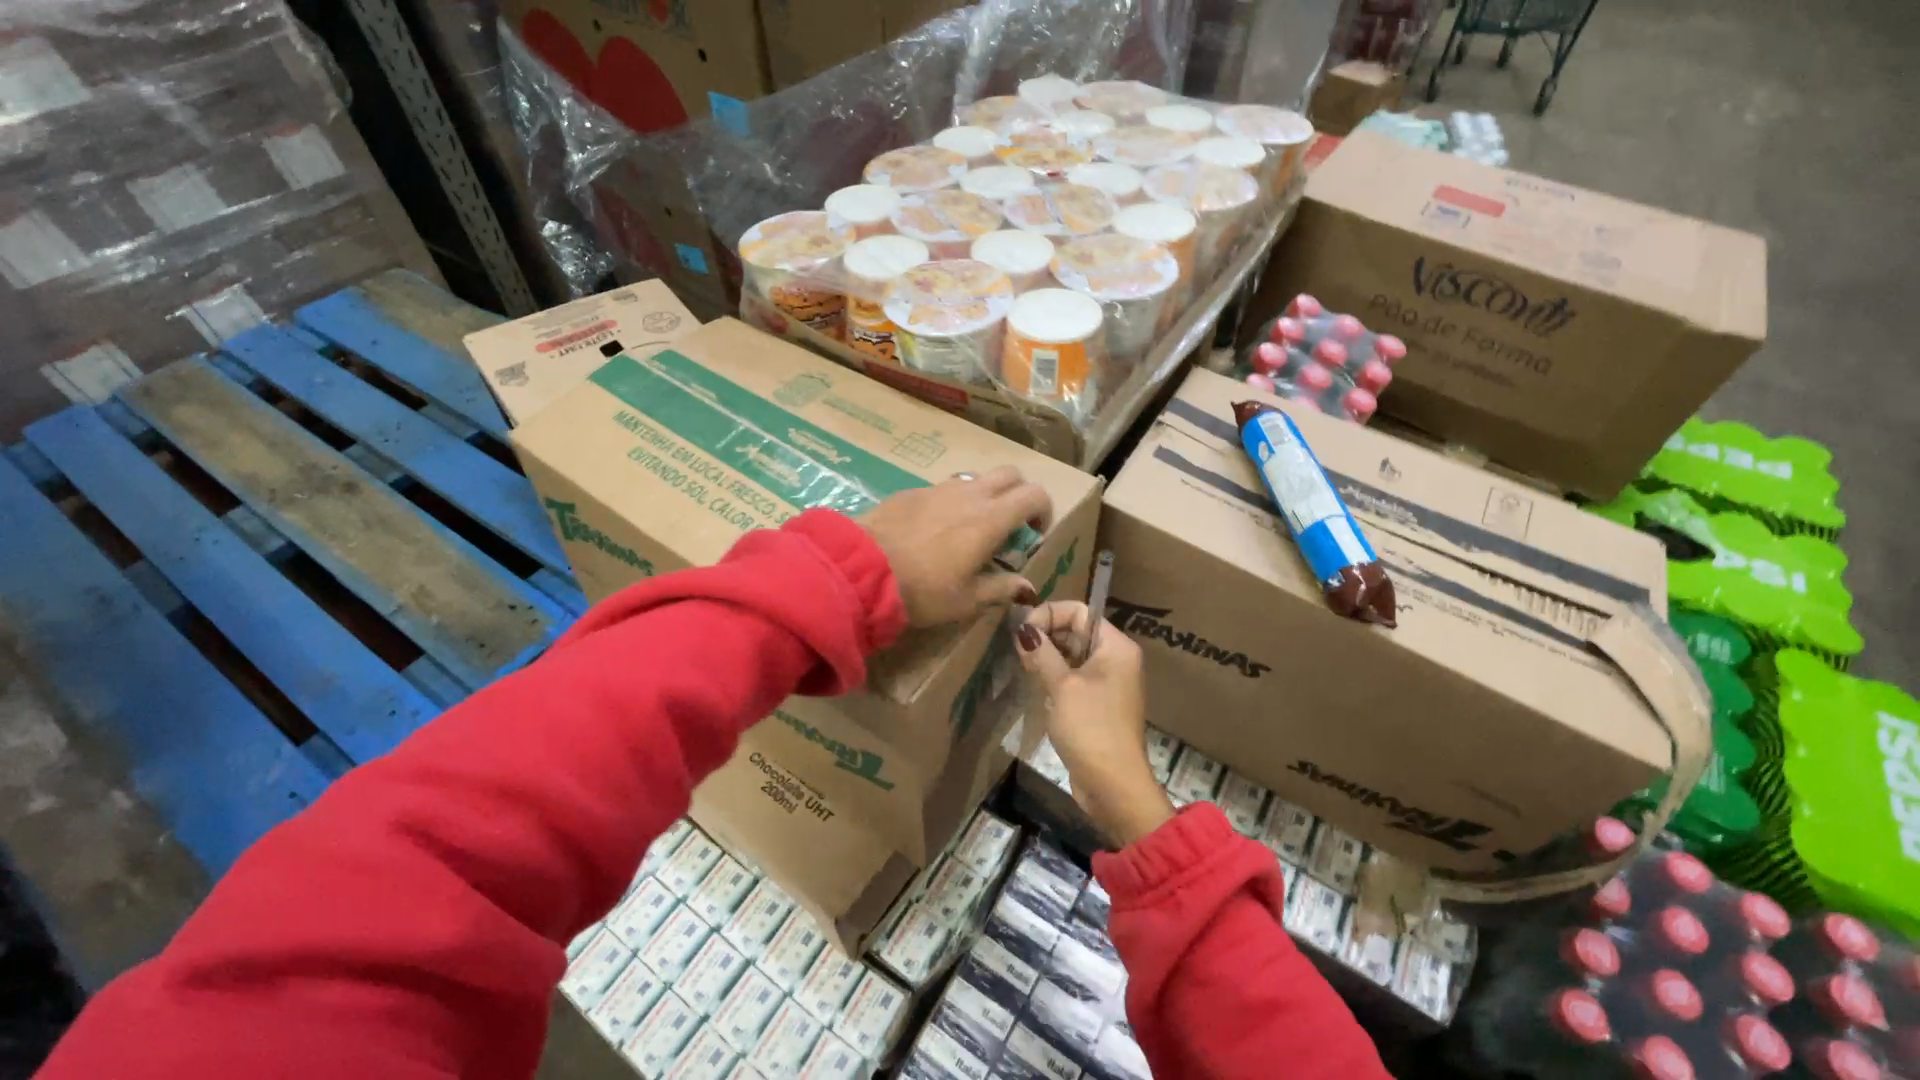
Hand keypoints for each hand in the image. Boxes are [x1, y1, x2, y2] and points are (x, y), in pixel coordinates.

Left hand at [861, 466, 1051, 627]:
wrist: (862, 569)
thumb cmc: (923, 590)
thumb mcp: (967, 600)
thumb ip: (1001, 589)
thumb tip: (1027, 587)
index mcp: (991, 518)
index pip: (1035, 494)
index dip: (1043, 512)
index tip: (1033, 536)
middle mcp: (970, 494)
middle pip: (1011, 474)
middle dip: (1018, 494)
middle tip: (1009, 526)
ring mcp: (939, 488)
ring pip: (976, 478)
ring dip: (985, 496)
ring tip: (971, 529)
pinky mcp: (912, 491)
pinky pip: (944, 488)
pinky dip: (953, 502)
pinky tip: (935, 531)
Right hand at [1013, 601, 1174, 847]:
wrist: (1113, 785)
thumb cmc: (1091, 728)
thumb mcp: (1062, 686)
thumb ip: (1041, 653)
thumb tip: (1023, 630)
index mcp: (1116, 646)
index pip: (1079, 611)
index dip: (1049, 614)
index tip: (1022, 633)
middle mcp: (1116, 658)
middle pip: (1075, 630)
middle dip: (1045, 636)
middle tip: (1020, 655)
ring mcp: (1108, 683)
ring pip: (1071, 655)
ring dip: (1047, 658)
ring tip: (1026, 671)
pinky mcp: (1097, 704)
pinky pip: (1073, 678)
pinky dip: (1054, 678)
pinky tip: (1037, 689)